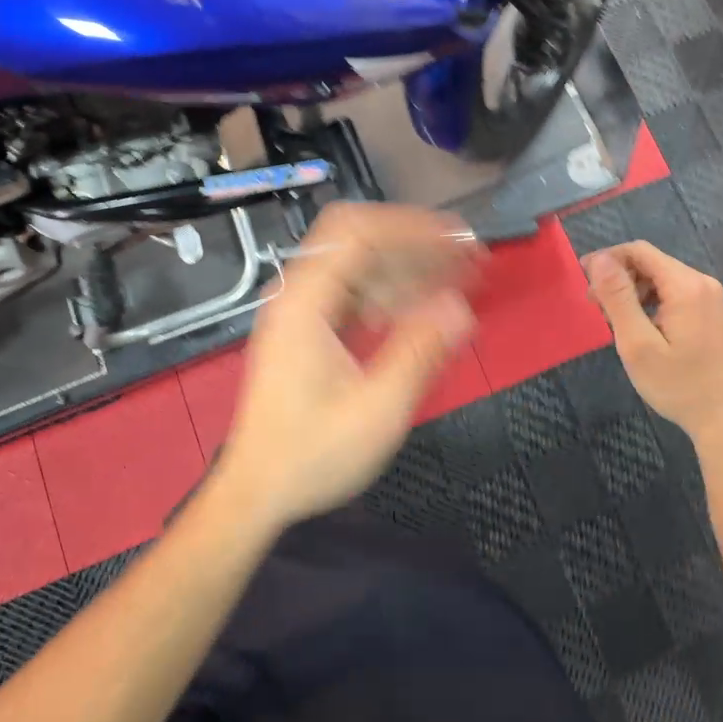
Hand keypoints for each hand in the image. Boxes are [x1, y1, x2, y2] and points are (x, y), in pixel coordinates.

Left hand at [216, 203, 479, 530]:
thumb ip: (419, 352)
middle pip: (358, 241)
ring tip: (454, 283)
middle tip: (465, 259)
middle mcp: (296, 296)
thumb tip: (460, 307)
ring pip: (356, 267)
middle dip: (414, 244)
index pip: (359, 233)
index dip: (412, 227)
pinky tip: (418, 312)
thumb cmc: (312, 456)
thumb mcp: (376, 411)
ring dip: (405, 268)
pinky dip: (387, 294)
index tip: (459, 240)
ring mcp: (298, 314)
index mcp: (304, 304)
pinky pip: (350, 294)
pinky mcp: (305, 333)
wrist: (257, 494)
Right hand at [583, 242, 722, 452]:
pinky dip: (651, 302)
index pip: (639, 251)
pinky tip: (640, 327)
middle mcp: (702, 283)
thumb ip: (618, 298)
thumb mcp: (638, 344)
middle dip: (618, 277)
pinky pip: (674, 294)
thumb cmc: (678, 385)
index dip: (607, 258)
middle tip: (595, 306)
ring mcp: (711, 298)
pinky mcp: (712, 314)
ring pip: (661, 278)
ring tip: (614, 320)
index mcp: (686, 285)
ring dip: (633, 291)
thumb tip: (598, 259)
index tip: (582, 280)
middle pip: (651, 262)